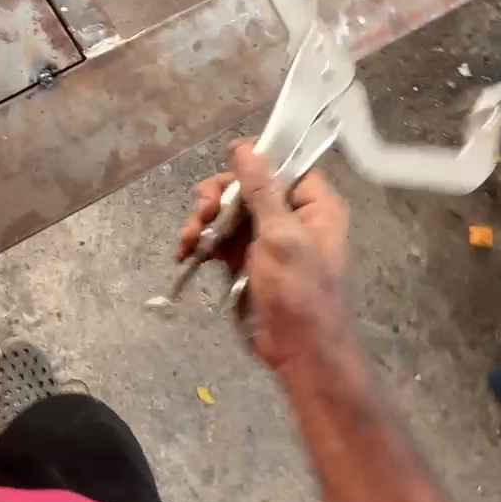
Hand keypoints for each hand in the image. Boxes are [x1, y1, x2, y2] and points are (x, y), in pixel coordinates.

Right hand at [178, 141, 353, 374]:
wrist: (298, 354)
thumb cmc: (299, 293)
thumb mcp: (280, 237)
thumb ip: (261, 190)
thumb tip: (244, 147)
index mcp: (314, 207)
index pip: (285, 166)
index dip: (255, 162)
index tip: (226, 165)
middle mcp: (291, 217)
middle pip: (246, 186)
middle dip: (217, 198)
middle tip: (201, 213)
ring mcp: (266, 238)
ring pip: (226, 211)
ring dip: (202, 221)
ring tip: (189, 241)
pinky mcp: (245, 259)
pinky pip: (217, 237)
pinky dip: (200, 242)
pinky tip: (186, 253)